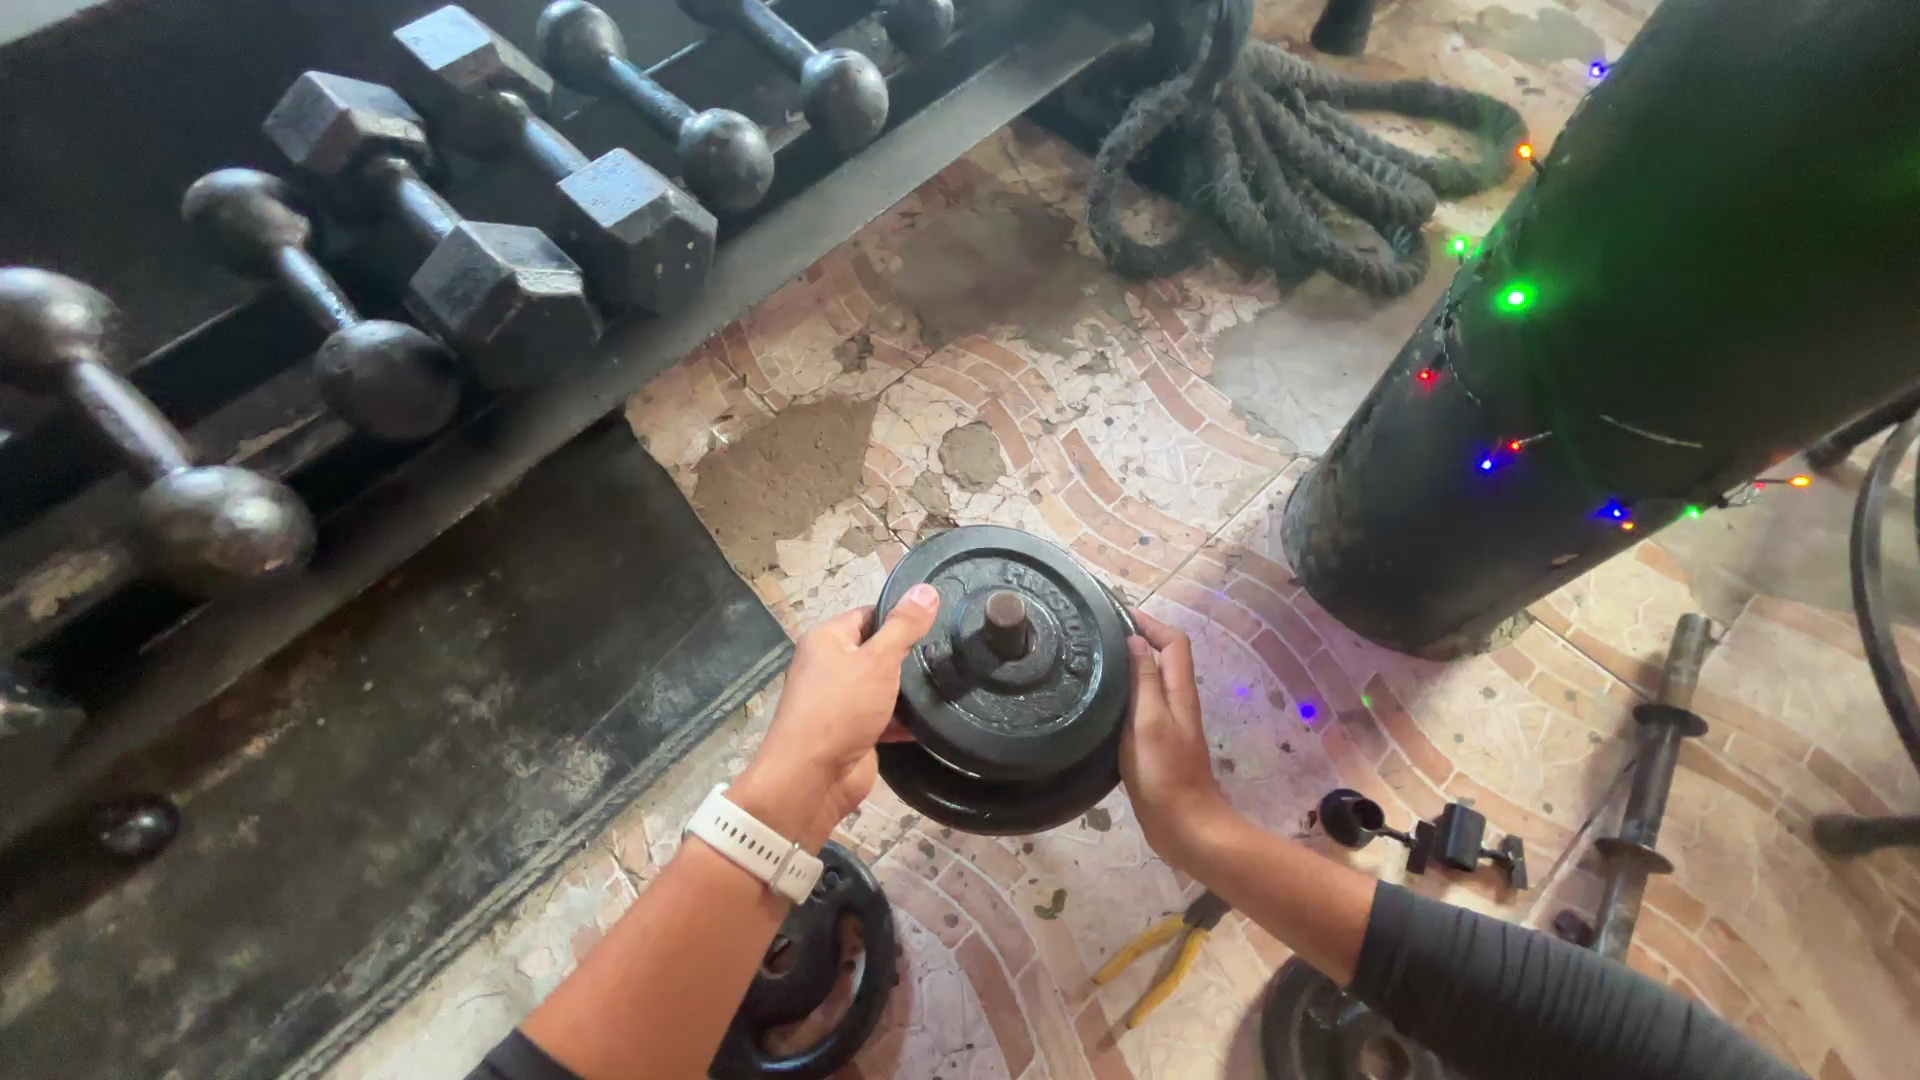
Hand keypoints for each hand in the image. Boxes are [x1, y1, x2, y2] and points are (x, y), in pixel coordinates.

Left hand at [730, 585, 941, 852]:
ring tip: (954, 678)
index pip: (871, 614)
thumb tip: (927, 589)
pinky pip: (887, 716)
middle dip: (911, 653)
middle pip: (880, 650)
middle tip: (952, 650)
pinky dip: (908, 718)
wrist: (811, 779)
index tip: (940, 618)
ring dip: (912, 688)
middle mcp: (832, 666)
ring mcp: (843, 701)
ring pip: (885, 685)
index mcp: (828, 639)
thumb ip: (904, 626)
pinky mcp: (856, 731)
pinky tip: (940, 716)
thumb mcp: (877, 660)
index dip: (902, 615)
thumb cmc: (840, 709)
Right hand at [1121, 610, 1234, 865]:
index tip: (1116, 613)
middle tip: (1096, 633)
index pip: (1173, 641)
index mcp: (1178, 691)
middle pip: (1162, 656)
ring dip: (1127, 663)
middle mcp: (1175, 701)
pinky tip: (1096, 699)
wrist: (1184, 826)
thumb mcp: (1150, 720)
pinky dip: (1121, 690)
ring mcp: (1165, 722)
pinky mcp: (1153, 741)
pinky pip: (1139, 703)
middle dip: (1135, 637)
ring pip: (1149, 679)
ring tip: (1090, 659)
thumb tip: (1135, 639)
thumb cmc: (1165, 773)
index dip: (1150, 622)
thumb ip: (1144, 680)